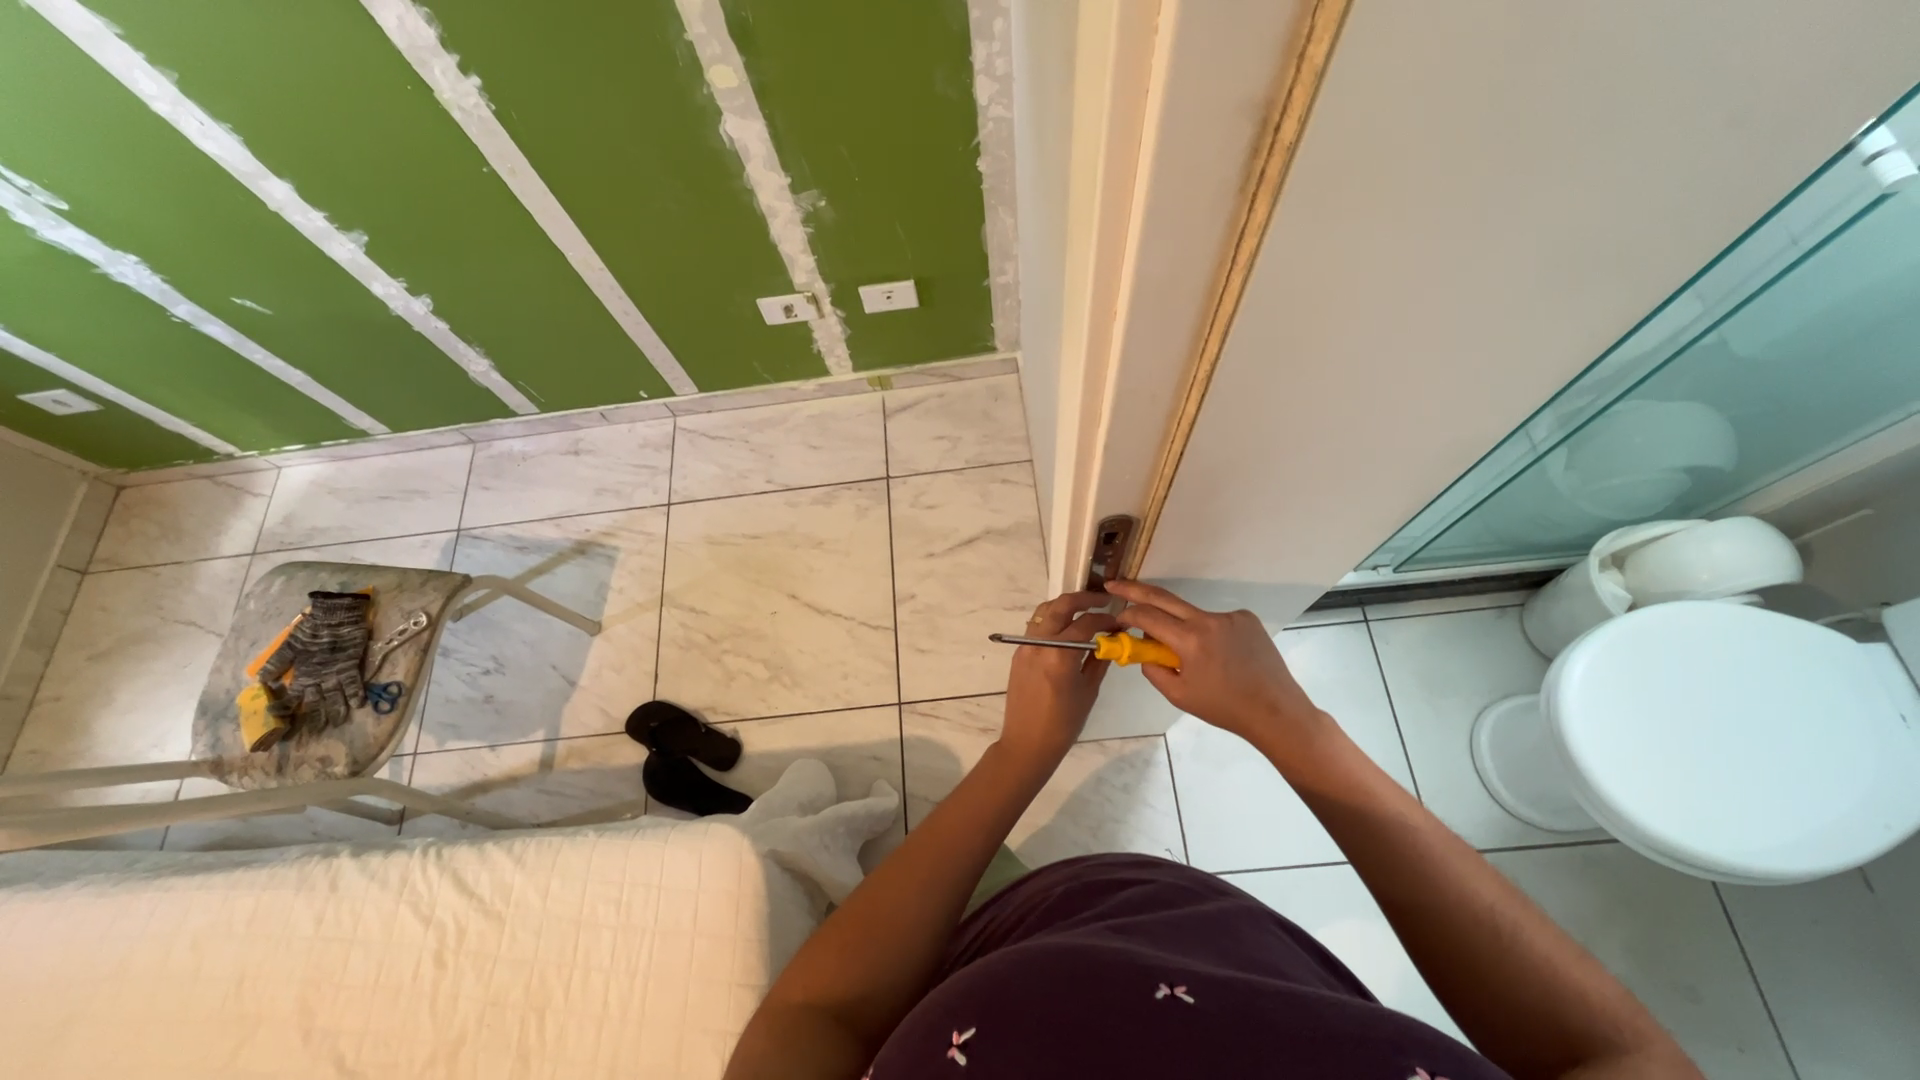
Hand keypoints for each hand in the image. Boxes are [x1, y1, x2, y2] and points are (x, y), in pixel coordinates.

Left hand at [998, 591, 1118, 764]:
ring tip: (1085, 609)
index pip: (1086, 623)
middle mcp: (1040, 643)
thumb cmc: (1064, 723)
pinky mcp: (1018, 652)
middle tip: (1103, 600)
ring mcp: (1025, 646)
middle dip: (1084, 598)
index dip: (1105, 619)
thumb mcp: (1089, 690)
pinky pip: (1035, 626)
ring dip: (1065, 605)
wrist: (1027, 742)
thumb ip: (1099, 660)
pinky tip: (1066, 628)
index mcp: (1060, 654)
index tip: (1119, 622)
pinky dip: (1052, 619)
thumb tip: (1110, 639)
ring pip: (1044, 611)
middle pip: (1061, 605)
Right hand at [1105, 580, 1325, 743]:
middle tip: (1114, 585)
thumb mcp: (1178, 695)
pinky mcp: (1246, 618)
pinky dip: (1209, 634)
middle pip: (1163, 597)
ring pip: (1193, 615)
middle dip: (1135, 591)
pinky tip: (1222, 658)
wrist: (1275, 710)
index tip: (1117, 618)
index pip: (1147, 616)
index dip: (1128, 615)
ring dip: (1182, 627)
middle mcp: (1209, 620)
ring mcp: (1230, 616)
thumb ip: (1154, 669)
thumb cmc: (1224, 708)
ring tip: (1198, 660)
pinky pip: (1215, 621)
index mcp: (1190, 640)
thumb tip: (1146, 651)